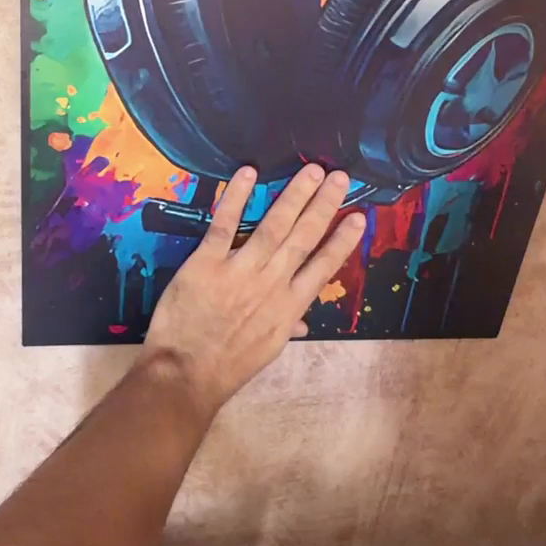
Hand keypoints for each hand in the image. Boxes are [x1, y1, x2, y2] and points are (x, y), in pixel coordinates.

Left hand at [138, 165, 365, 415]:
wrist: (186, 375)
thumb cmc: (226, 367)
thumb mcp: (267, 351)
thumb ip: (287, 326)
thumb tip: (304, 320)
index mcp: (289, 307)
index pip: (323, 267)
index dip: (342, 240)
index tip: (359, 217)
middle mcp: (271, 284)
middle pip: (304, 237)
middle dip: (324, 205)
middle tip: (340, 177)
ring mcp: (240, 271)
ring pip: (273, 226)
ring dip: (294, 195)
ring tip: (312, 171)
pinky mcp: (207, 263)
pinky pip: (225, 224)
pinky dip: (237, 198)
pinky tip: (250, 173)